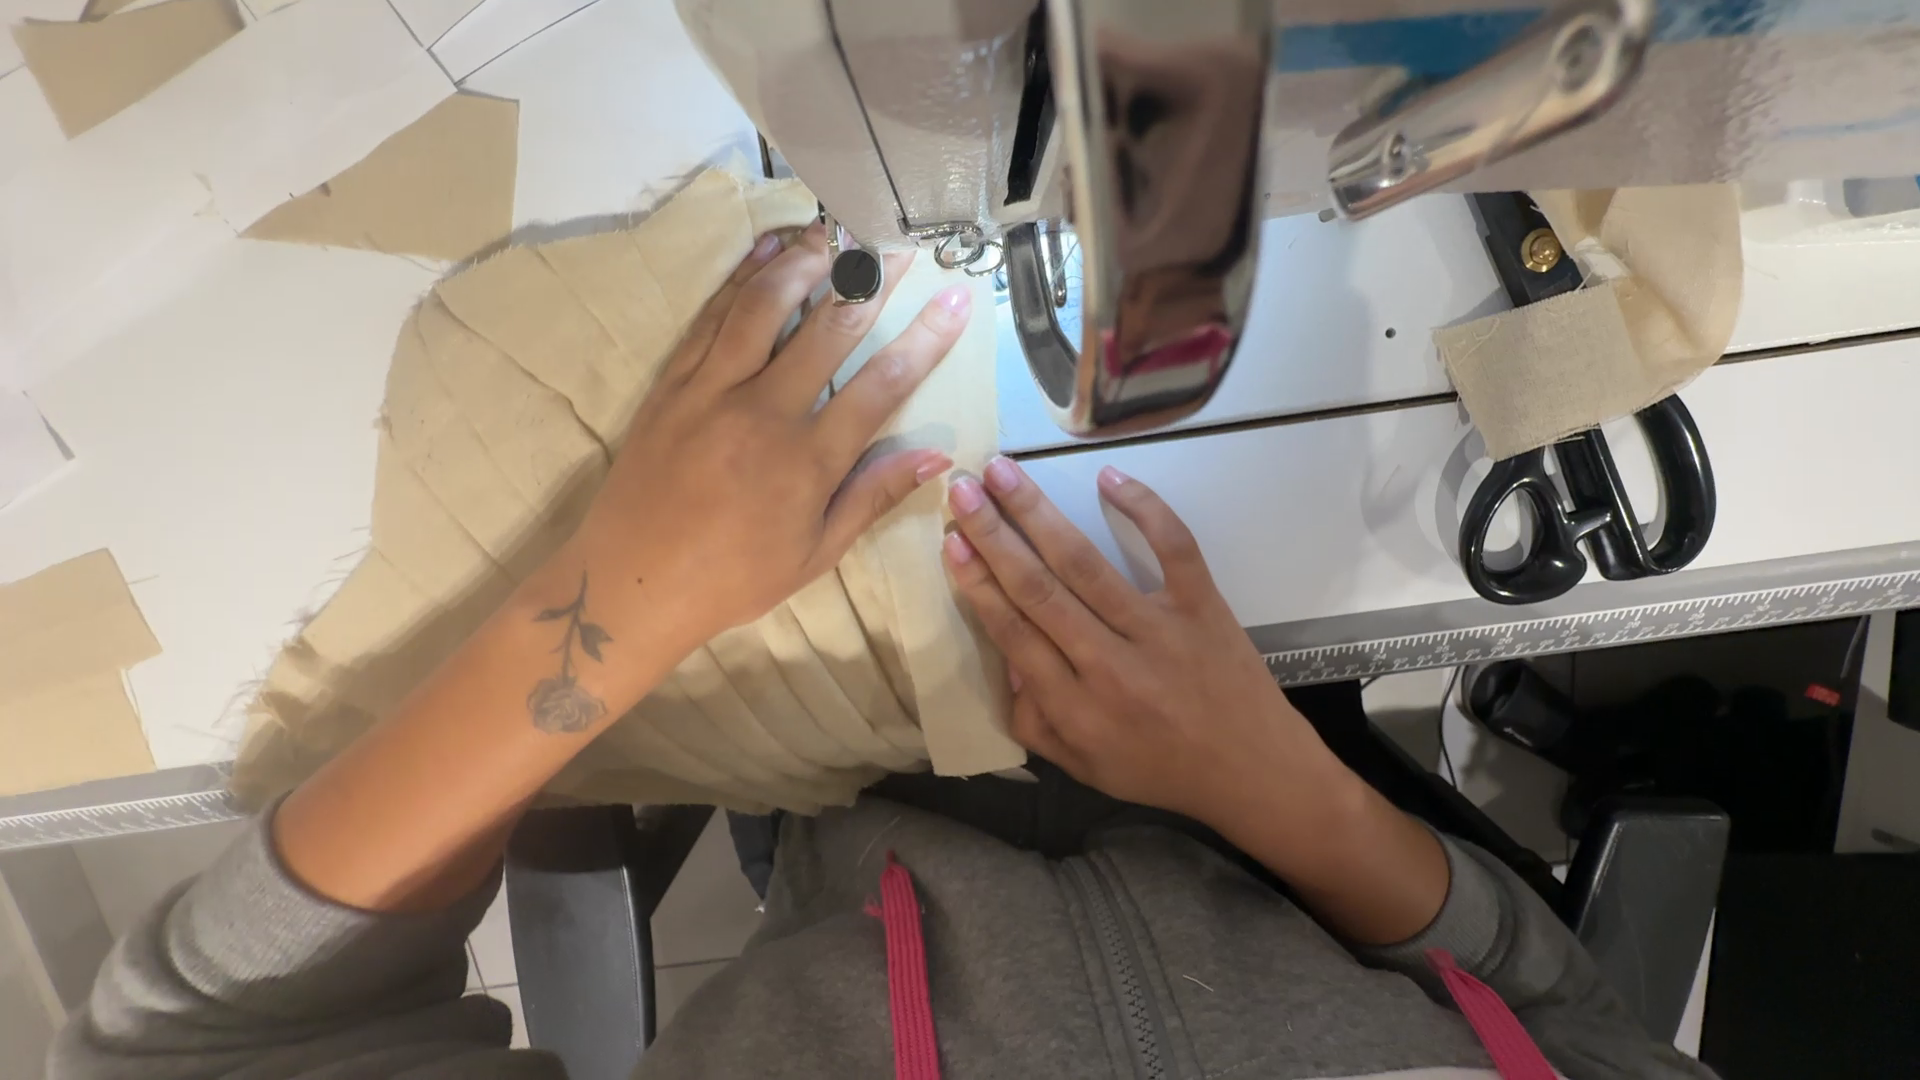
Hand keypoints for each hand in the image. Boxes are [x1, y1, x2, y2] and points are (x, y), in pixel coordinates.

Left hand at [566, 225, 969, 658]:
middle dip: (871, 279)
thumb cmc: (734, 578)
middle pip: (828, 329)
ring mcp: (712, 389)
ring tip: (836, 228)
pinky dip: (741, 276)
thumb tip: (937, 456)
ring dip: (806, 260)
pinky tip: (766, 248)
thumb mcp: (817, 553)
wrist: (631, 585)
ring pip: (764, 306)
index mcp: (808, 460)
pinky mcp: (673, 383)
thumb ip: (874, 496)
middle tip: (900, 242)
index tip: (955, 298)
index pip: (882, 384)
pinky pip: (711, 316)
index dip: (925, 338)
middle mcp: (764, 412)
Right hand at [942, 458, 1346, 829]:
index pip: (1014, 634)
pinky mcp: (1202, 605)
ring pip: (1087, 564)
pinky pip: (1173, 548)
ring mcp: (1160, 630)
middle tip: (963, 488)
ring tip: (1004, 473)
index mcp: (1078, 708)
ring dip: (1040, 514)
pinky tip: (1108, 476)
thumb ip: (1033, 721)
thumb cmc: (1159, 768)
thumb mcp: (1084, 766)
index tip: (951, 540)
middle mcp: (1111, 665)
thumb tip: (1003, 663)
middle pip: (1040, 590)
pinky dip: (1145, 509)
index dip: (978, 584)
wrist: (1255, 770)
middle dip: (994, 535)